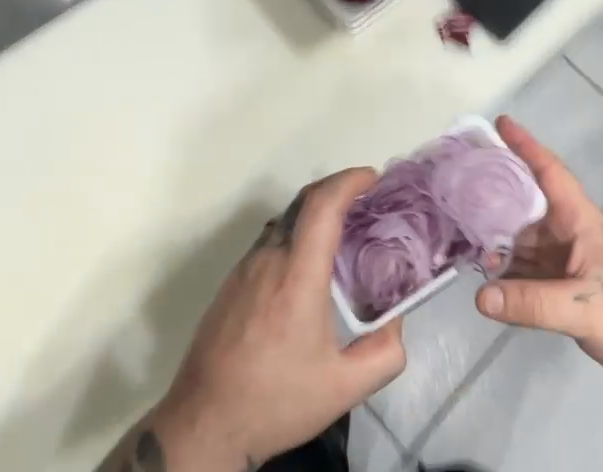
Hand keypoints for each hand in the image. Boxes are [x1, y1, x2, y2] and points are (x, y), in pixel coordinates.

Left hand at [148, 169, 407, 470]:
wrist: (205, 423)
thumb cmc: (276, 402)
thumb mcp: (344, 388)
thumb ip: (385, 353)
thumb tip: (397, 322)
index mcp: (297, 277)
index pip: (322, 206)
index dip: (348, 181)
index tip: (372, 178)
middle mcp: (267, 261)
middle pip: (302, 204)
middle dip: (337, 189)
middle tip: (367, 199)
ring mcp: (243, 270)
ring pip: (284, 223)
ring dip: (315, 215)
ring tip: (345, 232)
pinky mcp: (230, 285)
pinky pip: (268, 244)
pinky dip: (296, 236)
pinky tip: (310, 267)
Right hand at [474, 116, 602, 394]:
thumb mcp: (582, 308)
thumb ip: (530, 302)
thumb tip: (478, 297)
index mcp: (583, 224)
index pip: (551, 174)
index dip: (527, 146)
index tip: (500, 123)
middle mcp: (574, 237)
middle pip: (529, 209)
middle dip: (497, 200)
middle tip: (458, 191)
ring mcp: (572, 266)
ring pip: (527, 244)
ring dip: (500, 244)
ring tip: (462, 240)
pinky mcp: (570, 292)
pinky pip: (530, 273)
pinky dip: (509, 275)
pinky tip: (486, 281)